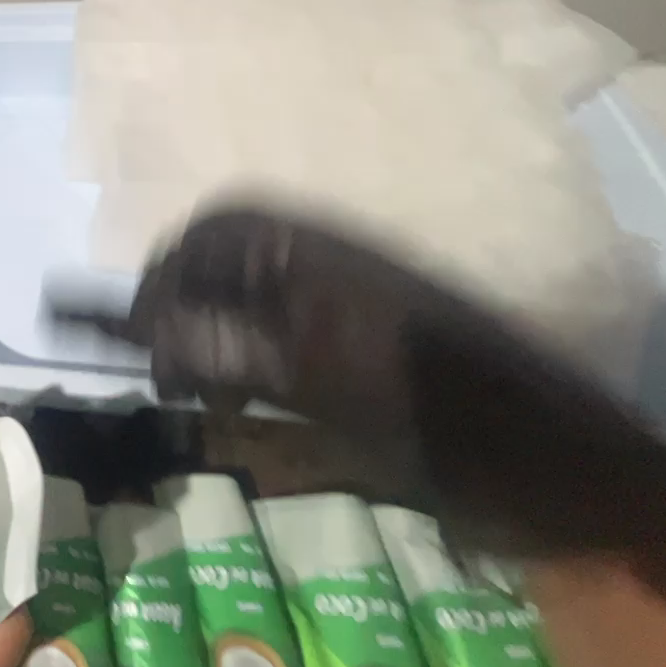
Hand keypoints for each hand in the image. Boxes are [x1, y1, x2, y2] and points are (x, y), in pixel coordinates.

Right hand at [98, 206, 665, 628]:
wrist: (529, 430)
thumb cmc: (408, 388)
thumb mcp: (302, 372)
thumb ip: (214, 345)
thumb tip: (140, 329)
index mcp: (294, 241)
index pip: (201, 236)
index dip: (160, 279)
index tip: (137, 332)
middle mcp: (304, 249)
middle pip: (212, 261)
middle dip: (176, 309)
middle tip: (165, 367)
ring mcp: (324, 281)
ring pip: (236, 292)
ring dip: (203, 333)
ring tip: (198, 390)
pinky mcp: (339, 317)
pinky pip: (265, 319)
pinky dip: (237, 351)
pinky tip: (238, 391)